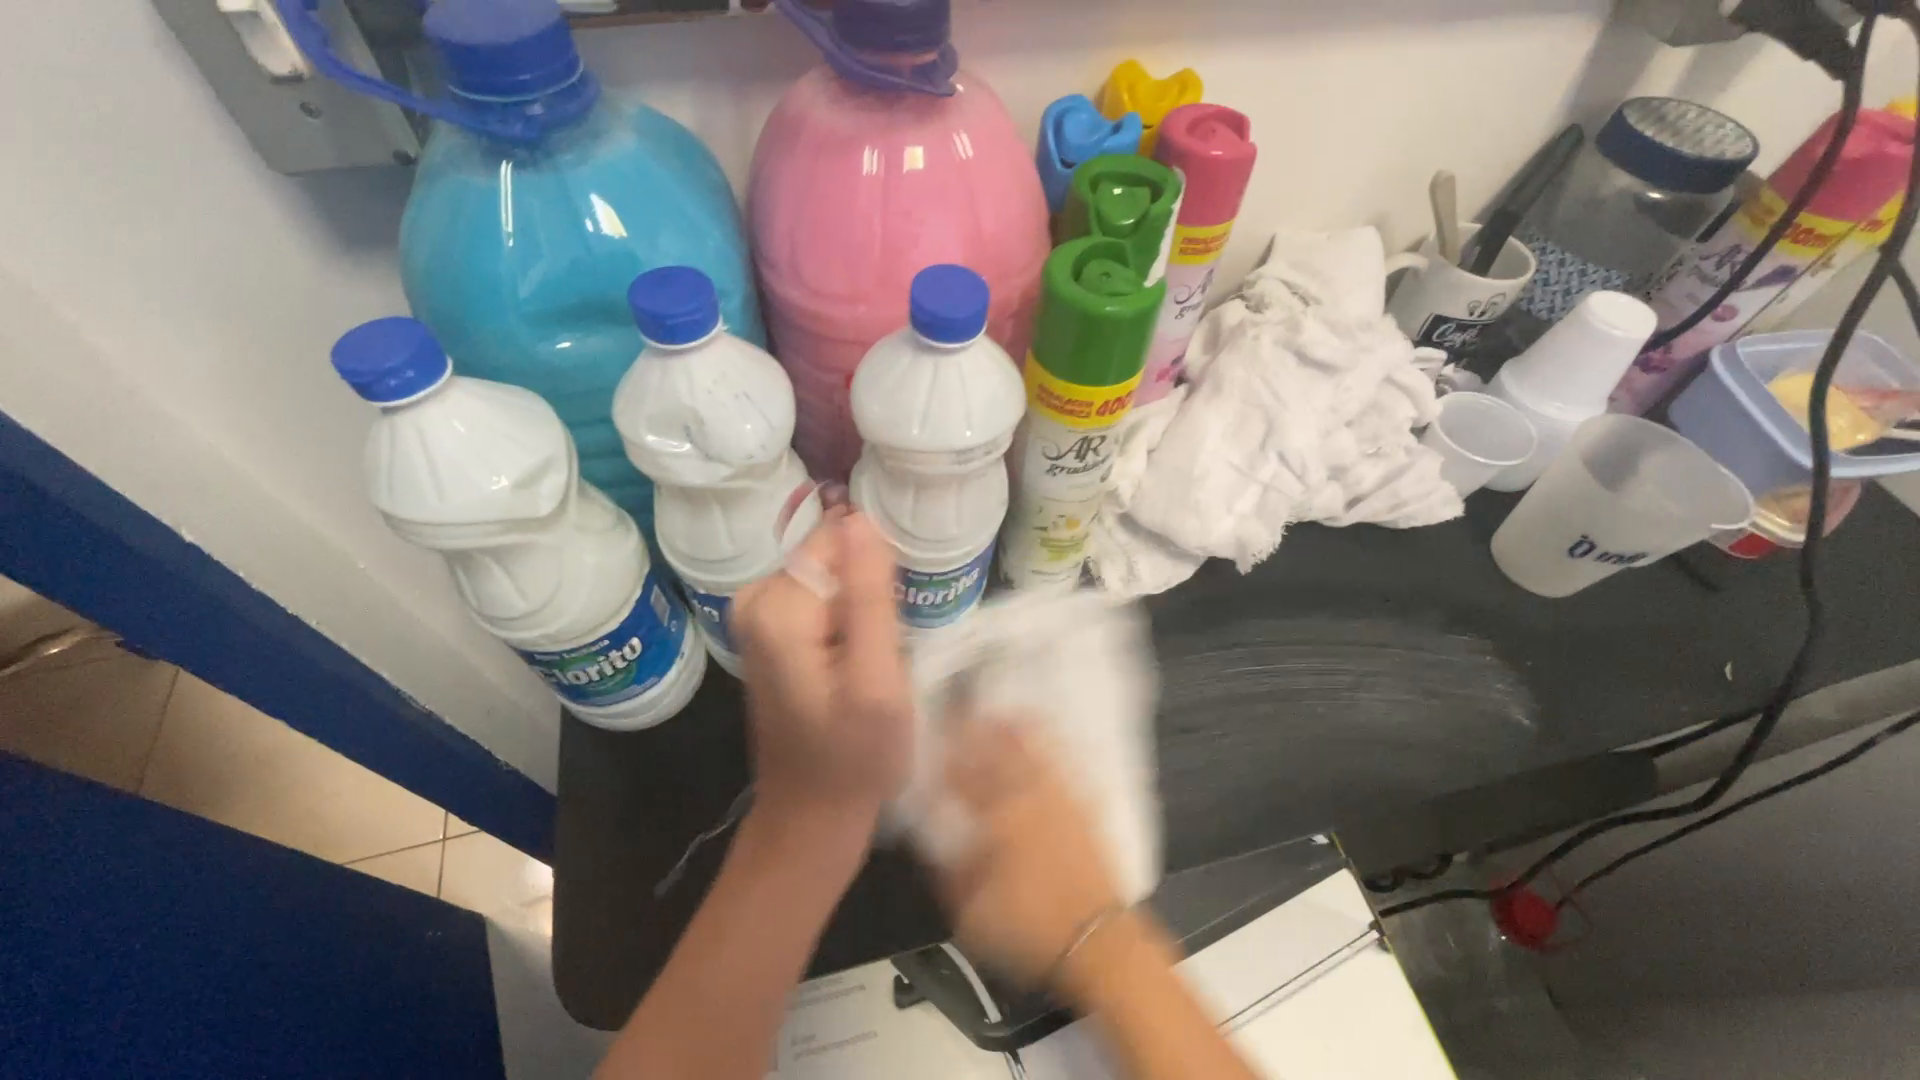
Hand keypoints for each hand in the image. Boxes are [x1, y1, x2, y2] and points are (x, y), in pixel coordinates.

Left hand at [730, 509, 912, 827]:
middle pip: (832, 557)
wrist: (812, 813)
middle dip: (869, 592)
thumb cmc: (854, 757)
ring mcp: (757, 616)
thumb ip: (870, 597)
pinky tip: (860, 660)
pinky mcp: (770, 632)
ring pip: (831, 578)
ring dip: (862, 608)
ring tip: (878, 657)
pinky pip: (821, 598)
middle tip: (889, 647)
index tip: (899, 613)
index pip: (839, 540)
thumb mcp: (876, 681)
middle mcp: (754, 600)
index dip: (879, 571)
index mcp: (777, 607)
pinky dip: (848, 621)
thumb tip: (862, 518)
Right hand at [933, 717, 1125, 990]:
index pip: (960, 776)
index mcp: (995, 820)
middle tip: (959, 712)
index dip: (941, 755)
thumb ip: (946, 870)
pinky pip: (1068, 766)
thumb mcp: (969, 912)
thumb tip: (929, 843)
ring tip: (999, 714)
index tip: (927, 740)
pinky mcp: (1085, 809)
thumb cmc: (1029, 930)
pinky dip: (1053, 747)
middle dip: (975, 729)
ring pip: (1034, 751)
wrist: (1098, 942)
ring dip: (1012, 729)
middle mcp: (1028, 799)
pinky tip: (1047, 739)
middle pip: (997, 752)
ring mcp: (1061, 800)